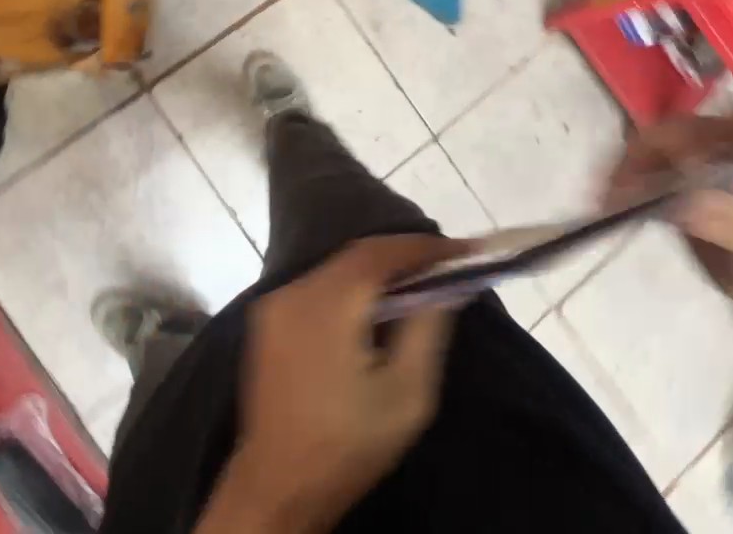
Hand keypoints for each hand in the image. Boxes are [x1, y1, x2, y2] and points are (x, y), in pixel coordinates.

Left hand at [199, 236, 459, 533]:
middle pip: (355, 256)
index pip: (380, 253)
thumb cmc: (349, 445)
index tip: (466, 250)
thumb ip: (426, 330)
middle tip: (445, 266)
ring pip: (335, 269)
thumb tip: (443, 286)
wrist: (277, 484)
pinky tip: (374, 306)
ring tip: (418, 284)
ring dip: (376, 271)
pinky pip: (317, 286)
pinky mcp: (267, 319)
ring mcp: (274, 304)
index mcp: (326, 305)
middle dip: (402, 256)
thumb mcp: (407, 394)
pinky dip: (350, 287)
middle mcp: (294, 291)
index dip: (423, 247)